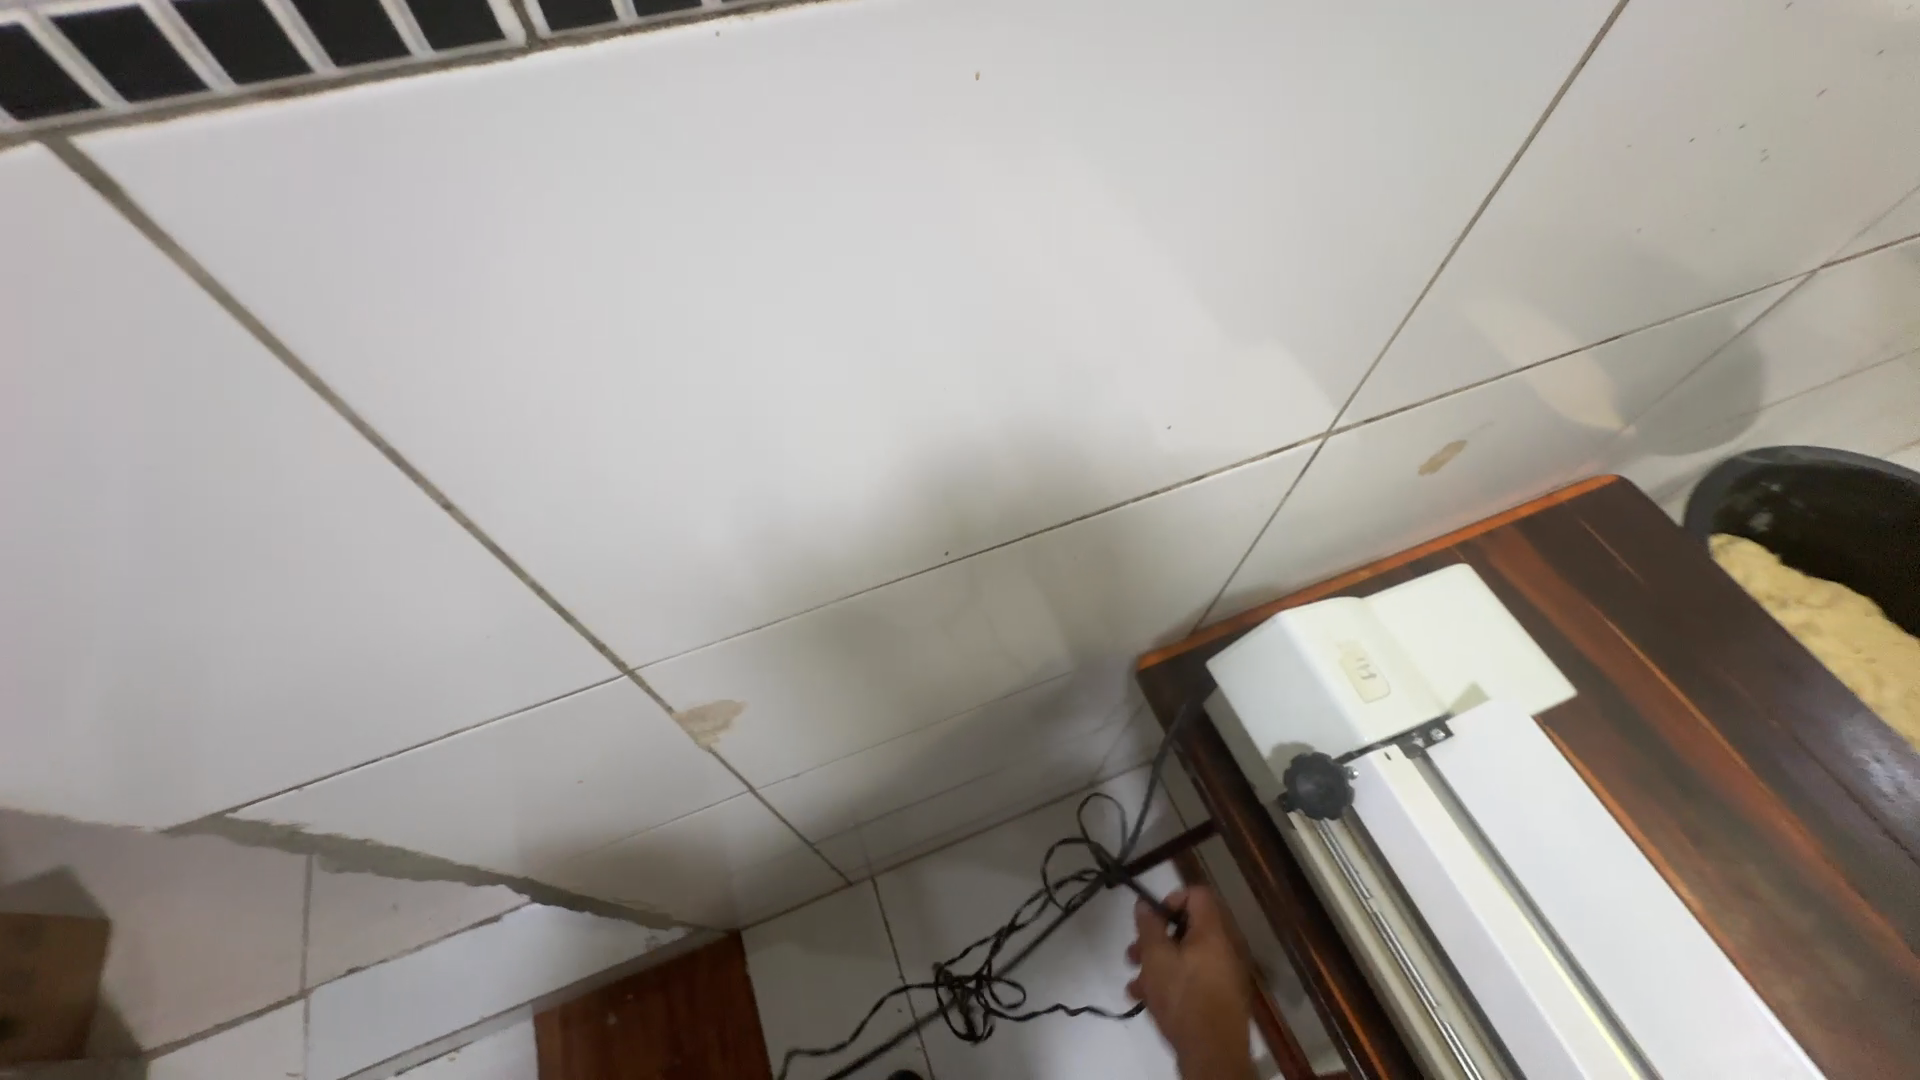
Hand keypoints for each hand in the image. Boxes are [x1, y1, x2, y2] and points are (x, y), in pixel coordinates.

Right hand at [1125, 887, 1255, 1079]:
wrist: (1214, 1058)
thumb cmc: (1184, 999)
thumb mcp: (1157, 958)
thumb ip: (1149, 926)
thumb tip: (1145, 904)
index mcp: (1213, 933)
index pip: (1197, 894)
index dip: (1170, 899)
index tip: (1151, 920)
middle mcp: (1224, 949)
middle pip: (1187, 928)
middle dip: (1155, 938)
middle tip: (1134, 952)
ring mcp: (1224, 975)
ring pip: (1186, 955)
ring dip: (1157, 963)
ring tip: (1135, 981)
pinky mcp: (1220, 998)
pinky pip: (1193, 977)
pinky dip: (1171, 980)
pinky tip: (1146, 998)